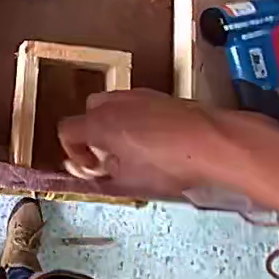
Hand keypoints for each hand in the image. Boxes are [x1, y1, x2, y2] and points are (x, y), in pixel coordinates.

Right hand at [56, 89, 278, 197]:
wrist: (212, 143)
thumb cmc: (172, 161)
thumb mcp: (130, 182)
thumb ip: (105, 175)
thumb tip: (100, 171)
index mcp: (99, 123)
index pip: (67, 130)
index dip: (74, 151)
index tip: (90, 167)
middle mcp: (115, 103)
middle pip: (89, 113)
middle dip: (93, 135)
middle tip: (107, 158)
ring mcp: (139, 96)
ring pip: (114, 106)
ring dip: (115, 126)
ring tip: (131, 152)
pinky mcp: (161, 97)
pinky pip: (137, 105)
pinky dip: (137, 120)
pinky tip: (154, 143)